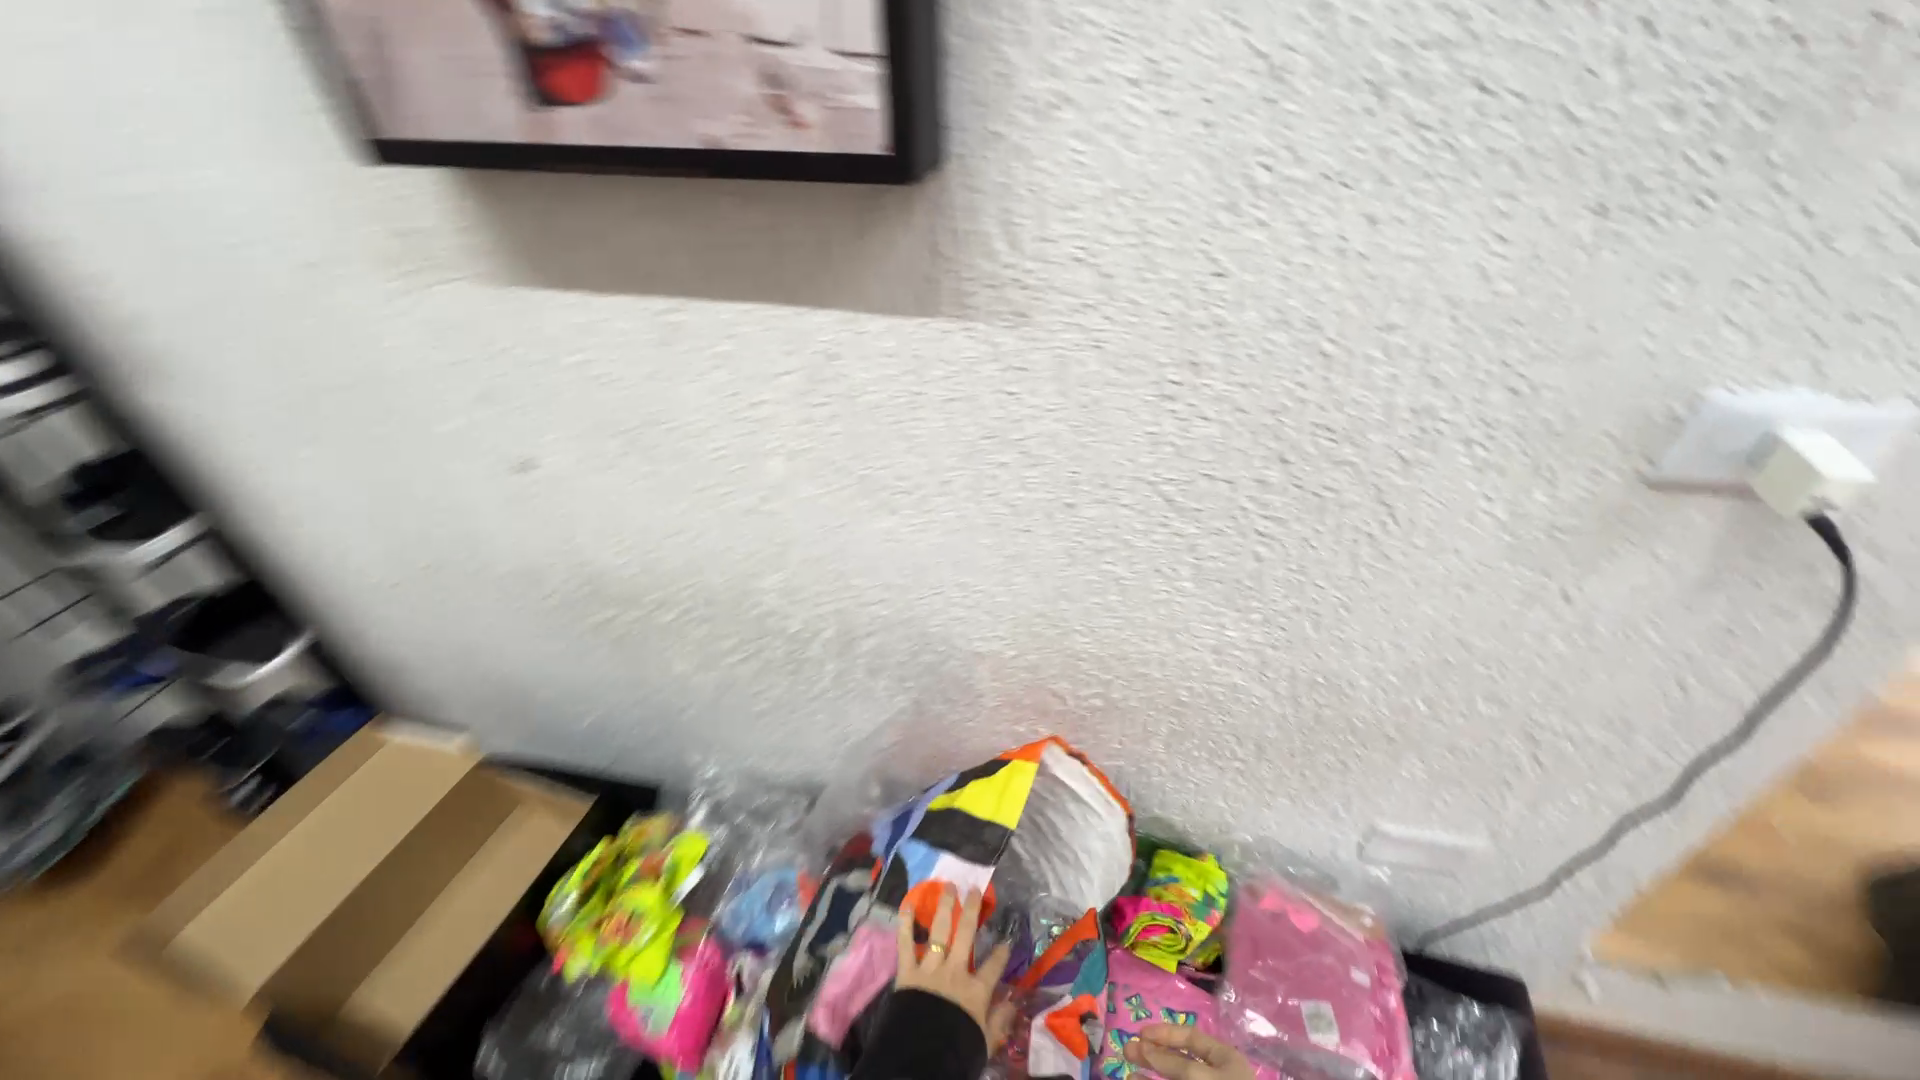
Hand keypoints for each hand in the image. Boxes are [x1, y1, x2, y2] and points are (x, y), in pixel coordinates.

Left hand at [894, 885, 1015, 1049]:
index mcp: (976, 990)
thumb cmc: (957, 1048)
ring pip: (939, 931)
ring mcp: (930, 968)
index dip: (1002, 953)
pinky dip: (905, 924)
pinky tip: (907, 905)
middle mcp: (955, 971)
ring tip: (947, 886)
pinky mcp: (908, 972)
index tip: (1007, 940)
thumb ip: (1000, 1021)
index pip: (994, 966)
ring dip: (944, 907)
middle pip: (966, 935)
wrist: (922, 1055)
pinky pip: (905, 944)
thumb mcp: (986, 1041)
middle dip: (971, 910)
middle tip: (974, 889)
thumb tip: (1013, 1002)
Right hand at [1124, 1024, 1257, 1079]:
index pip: (1191, 1038)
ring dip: (1150, 1075)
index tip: (1141, 1034)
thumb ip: (1174, 1062)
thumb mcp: (1202, 1076)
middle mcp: (1213, 1075)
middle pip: (1178, 1059)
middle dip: (1153, 1054)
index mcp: (1224, 1060)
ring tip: (1128, 1072)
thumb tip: (1144, 1046)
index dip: (1165, 1033)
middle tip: (1127, 1051)